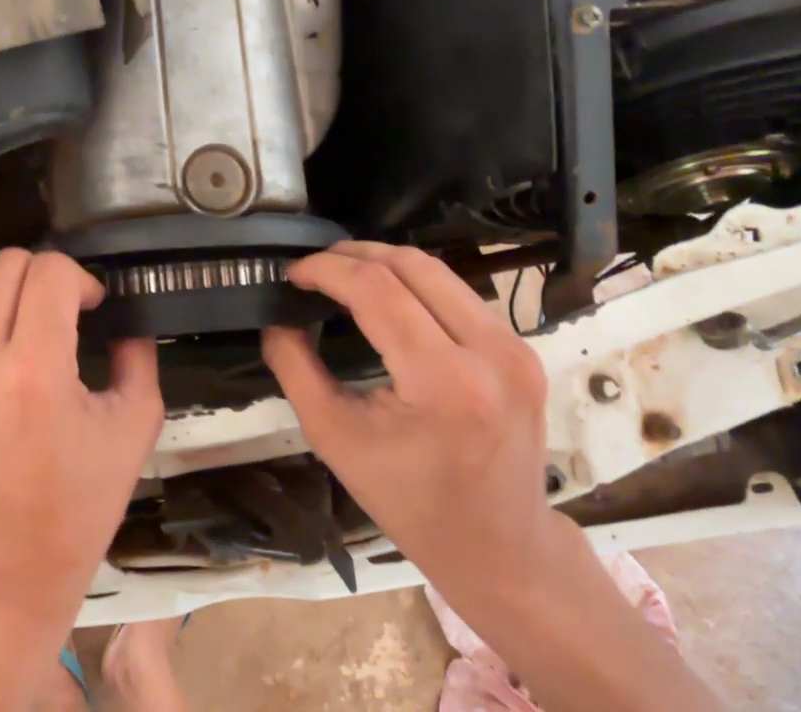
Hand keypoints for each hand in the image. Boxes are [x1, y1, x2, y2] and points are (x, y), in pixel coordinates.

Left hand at [0, 248, 163, 622]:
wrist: (10, 564)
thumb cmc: (82, 503)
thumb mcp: (134, 427)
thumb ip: (137, 358)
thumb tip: (125, 320)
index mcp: (35, 370)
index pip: (49, 273)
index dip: (82, 278)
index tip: (96, 308)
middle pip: (7, 265)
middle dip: (47, 272)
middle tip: (71, 307)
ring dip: (14, 292)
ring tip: (39, 326)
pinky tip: (12, 354)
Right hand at [261, 244, 724, 711]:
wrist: (498, 545)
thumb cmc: (409, 502)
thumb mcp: (334, 438)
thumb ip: (296, 369)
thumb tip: (276, 318)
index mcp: (445, 382)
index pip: (377, 290)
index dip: (326, 270)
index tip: (292, 274)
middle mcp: (492, 353)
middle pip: (413, 265)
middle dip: (353, 254)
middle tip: (312, 267)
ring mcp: (516, 348)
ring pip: (440, 272)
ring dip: (385, 264)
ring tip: (341, 275)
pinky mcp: (524, 350)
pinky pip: (460, 294)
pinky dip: (415, 285)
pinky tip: (385, 297)